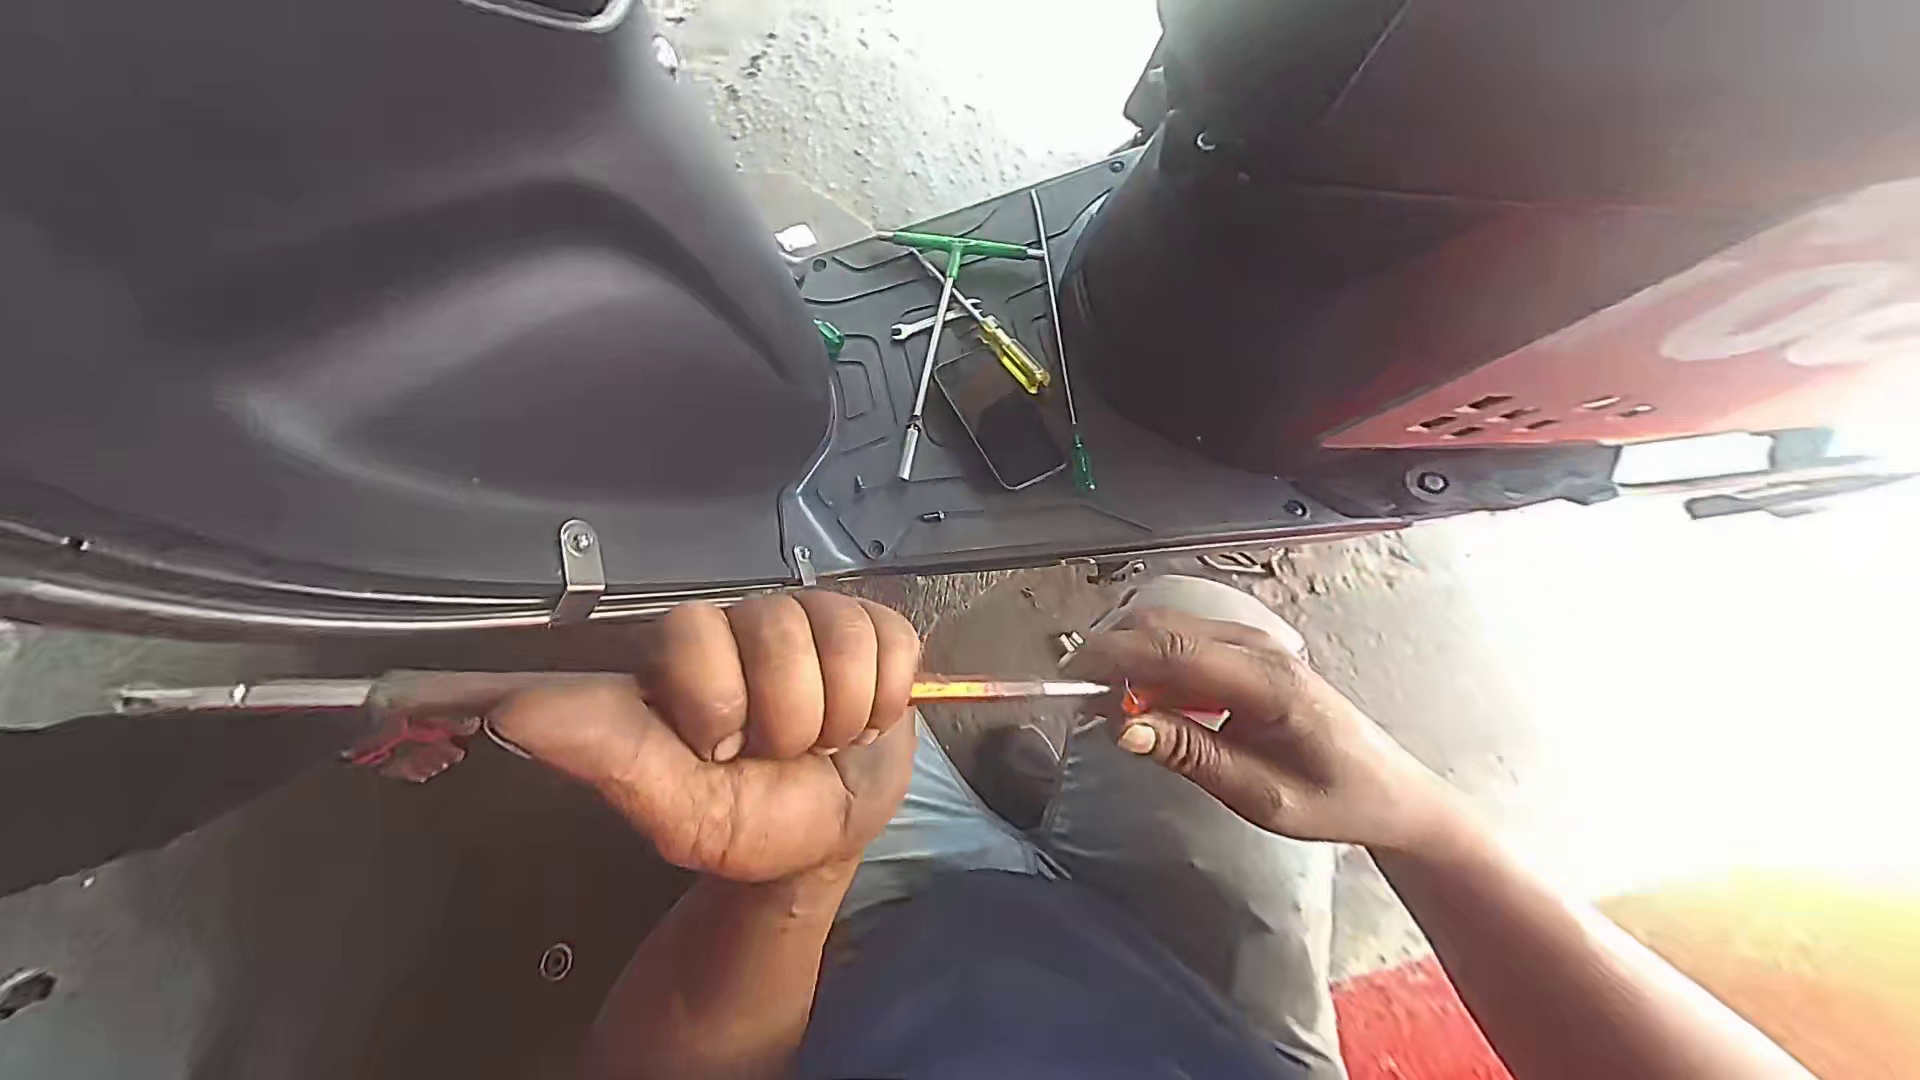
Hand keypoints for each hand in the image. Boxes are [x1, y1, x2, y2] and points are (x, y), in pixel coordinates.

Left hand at [488, 591, 921, 881]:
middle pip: (780, 630)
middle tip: (786, 751)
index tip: (724, 752)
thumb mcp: (681, 809)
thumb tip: (514, 708)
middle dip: (793, 718)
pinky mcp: (878, 627)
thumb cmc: (754, 821)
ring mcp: (821, 616)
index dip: (718, 696)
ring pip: (844, 632)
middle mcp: (753, 620)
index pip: (695, 629)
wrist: (831, 830)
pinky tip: (869, 717)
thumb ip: (610, 754)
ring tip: (831, 738)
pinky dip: (887, 696)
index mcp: (692, 654)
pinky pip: (894, 640)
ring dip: (844, 712)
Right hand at [1061, 606, 1457, 849]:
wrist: (1392, 790)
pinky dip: (1147, 661)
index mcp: (1265, 681)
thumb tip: (1121, 729)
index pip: (1169, 650)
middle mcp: (1254, 645)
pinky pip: (1179, 639)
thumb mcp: (1260, 796)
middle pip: (1159, 625)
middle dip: (1108, 652)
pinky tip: (1143, 698)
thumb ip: (1190, 754)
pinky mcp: (1245, 648)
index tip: (1068, 679)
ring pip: (1164, 626)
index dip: (1111, 658)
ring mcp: (1251, 640)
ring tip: (1106, 703)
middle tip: (1079, 697)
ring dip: (1125, 655)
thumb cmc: (1332, 799)